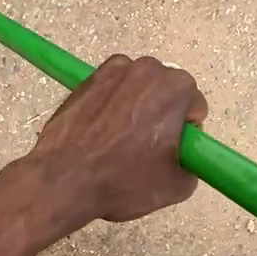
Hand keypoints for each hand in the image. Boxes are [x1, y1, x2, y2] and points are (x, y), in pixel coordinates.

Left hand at [25, 54, 204, 225]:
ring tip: (119, 141)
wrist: (62, 180)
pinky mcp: (87, 79)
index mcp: (176, 89)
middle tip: (145, 148)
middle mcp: (147, 69)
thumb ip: (193, 165)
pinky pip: (111, 88)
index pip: (194, 108)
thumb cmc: (121, 182)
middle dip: (161, 115)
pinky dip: (111, 103)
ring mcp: (114, 70)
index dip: (185, 132)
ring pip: (138, 88)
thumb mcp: (175, 186)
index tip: (170, 150)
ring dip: (136, 107)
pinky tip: (101, 130)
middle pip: (166, 92)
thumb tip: (184, 159)